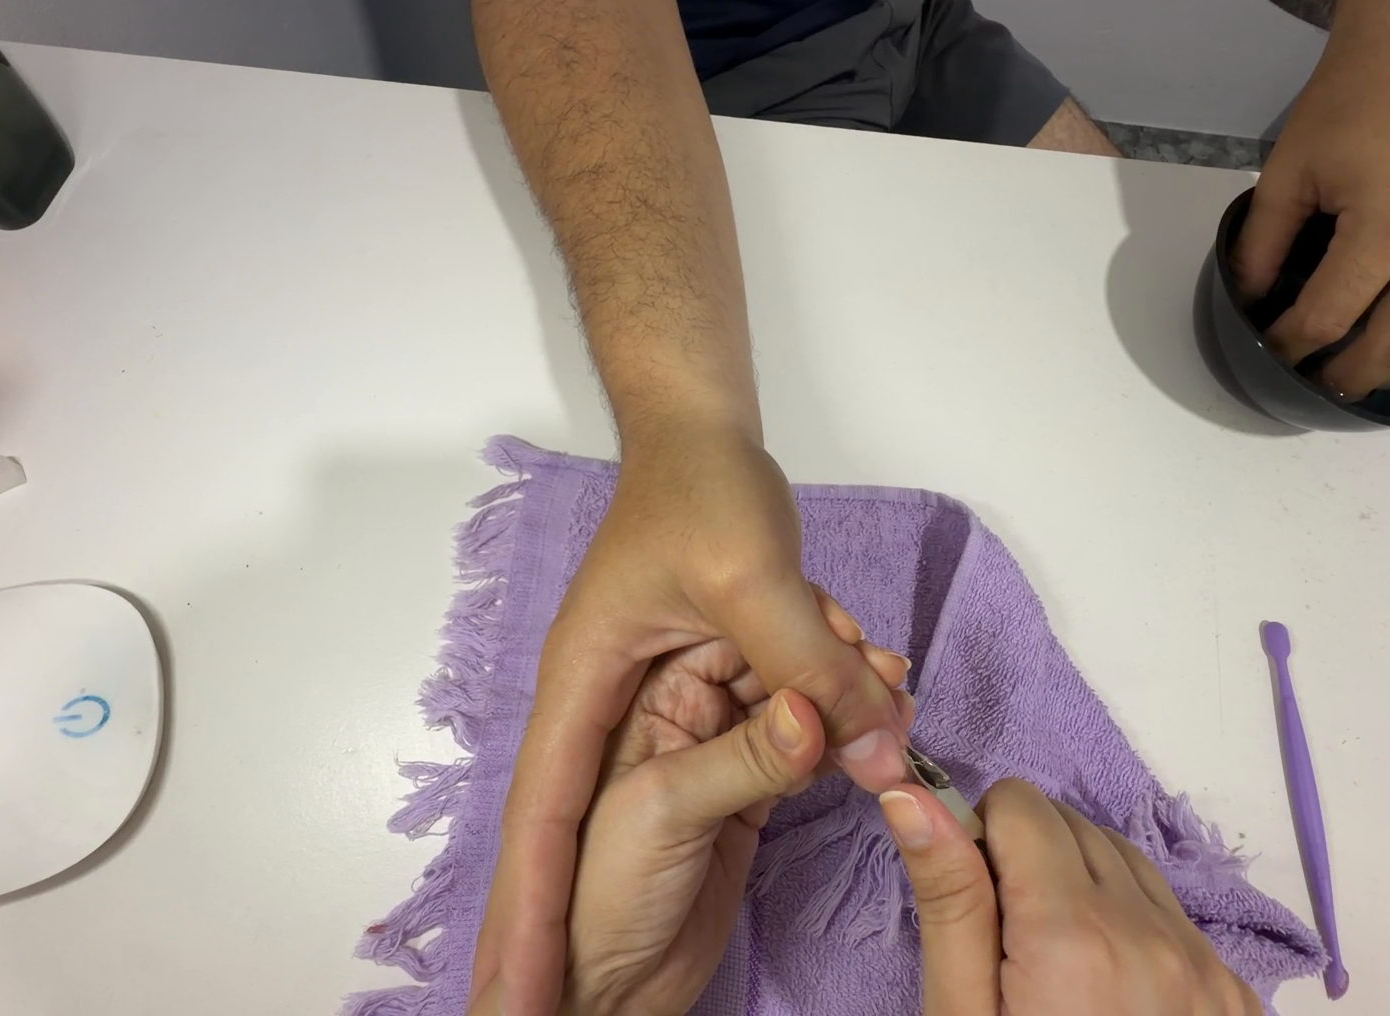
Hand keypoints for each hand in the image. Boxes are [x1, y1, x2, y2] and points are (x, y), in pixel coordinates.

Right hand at [471, 421, 912, 1013]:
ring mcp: (676, 679)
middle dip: (759, 788)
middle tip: (834, 779)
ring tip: (881, 687)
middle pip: (674, 784)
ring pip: (750, 737)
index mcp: (586, 685)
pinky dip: (825, 688)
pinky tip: (875, 666)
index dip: (523, 918)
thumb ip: (809, 676)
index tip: (507, 1012)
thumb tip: (880, 756)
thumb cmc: (697, 490)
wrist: (704, 431)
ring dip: (818, 720)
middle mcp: (621, 693)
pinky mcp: (722, 663)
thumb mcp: (750, 584)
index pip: (543, 818)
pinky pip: (778, 700)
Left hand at [562, 660, 888, 1014]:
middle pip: (771, 669)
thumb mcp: (668, 807)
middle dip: (827, 669)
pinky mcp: (756, 792)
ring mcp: (728, 750)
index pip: (730, 641)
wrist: (614, 986)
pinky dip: (843, 750)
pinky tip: (876, 745)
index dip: (787, 634)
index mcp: (653, 693)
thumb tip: (817, 707)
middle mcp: (691, 708)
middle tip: (886, 675)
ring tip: (896, 707)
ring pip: (796, 711)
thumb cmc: (607, 889)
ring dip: (845, 709)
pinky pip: (807, 757)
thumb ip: (744, 758)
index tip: (847, 642)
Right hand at [880, 778, 1260, 1015]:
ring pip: (1122, 857)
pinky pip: (1168, 910)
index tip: (975, 905)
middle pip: (1070, 822)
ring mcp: (1211, 970)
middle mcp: (1157, 934)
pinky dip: (1127, 917)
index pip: (1020, 802)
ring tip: (1056, 965)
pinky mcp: (1240, 1002)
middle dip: (1026, 854)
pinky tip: (1109, 991)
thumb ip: (948, 896)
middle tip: (1007, 944)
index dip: (981, 839)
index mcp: (1077, 933)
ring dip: (1078, 879)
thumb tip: (913, 792)